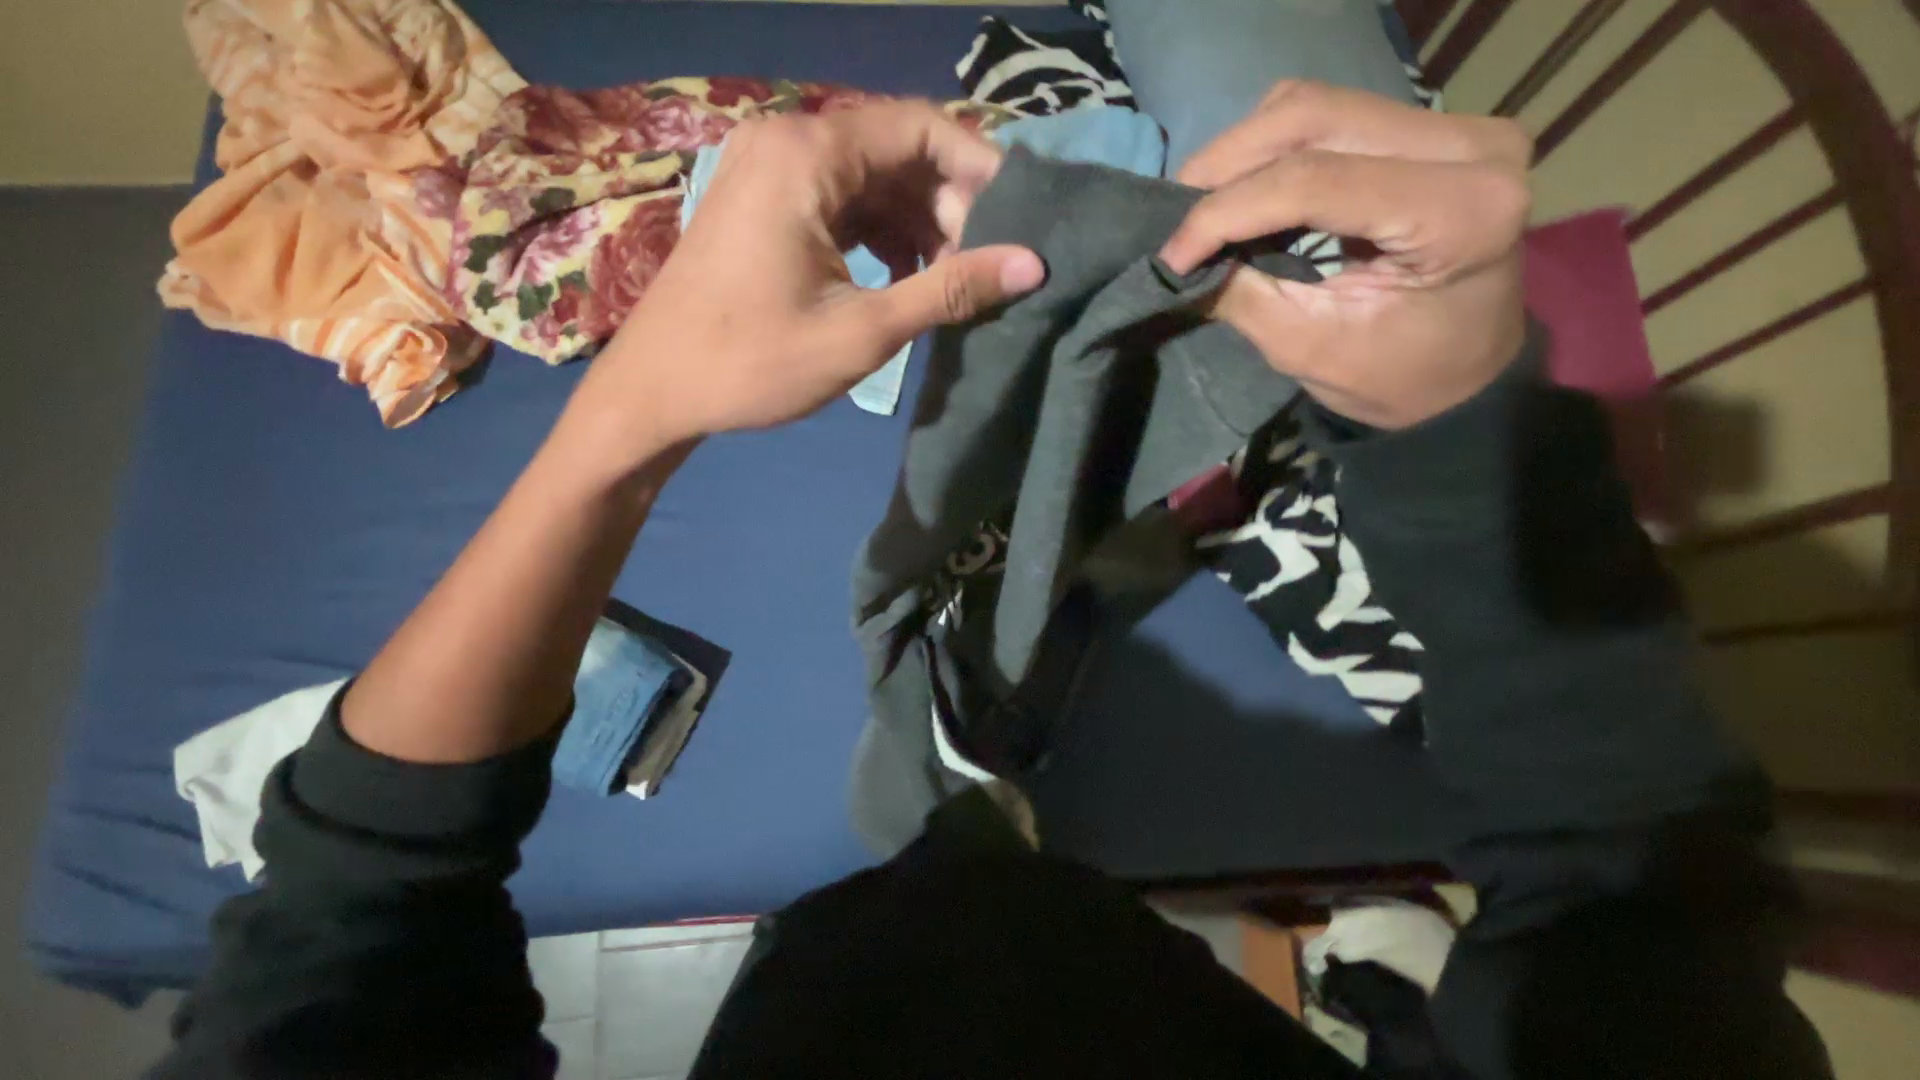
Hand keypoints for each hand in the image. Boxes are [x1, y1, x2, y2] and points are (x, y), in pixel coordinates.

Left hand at [579, 100, 1044, 451]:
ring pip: (872, 175)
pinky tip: (903, 274)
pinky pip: (841, 197)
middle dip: (950, 203)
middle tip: (985, 263)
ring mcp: (770, 168)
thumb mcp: (862, 331)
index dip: (979, 170)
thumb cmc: (752, 362)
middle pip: (897, 148)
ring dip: (918, 220)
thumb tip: (1033, 264)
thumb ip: (949, 289)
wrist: (654, 390)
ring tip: (951, 277)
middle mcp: (787, 141)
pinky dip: (880, 230)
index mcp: (807, 155)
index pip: (920, 127)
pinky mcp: (765, 200)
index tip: (1020, 221)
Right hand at [1160, 81, 1531, 429]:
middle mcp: (1468, 146)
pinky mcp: (1430, 129)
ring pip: (1313, 105)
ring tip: (1205, 206)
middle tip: (1175, 216)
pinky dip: (1269, 150)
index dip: (1226, 211)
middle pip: (1312, 117)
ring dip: (1242, 152)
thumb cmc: (1394, 378)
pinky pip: (1329, 114)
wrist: (1459, 375)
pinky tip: (1246, 192)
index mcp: (1458, 212)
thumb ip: (1244, 296)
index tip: (1172, 255)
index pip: (1314, 180)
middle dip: (1224, 166)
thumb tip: (1178, 259)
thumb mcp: (1309, 348)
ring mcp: (1454, 127)